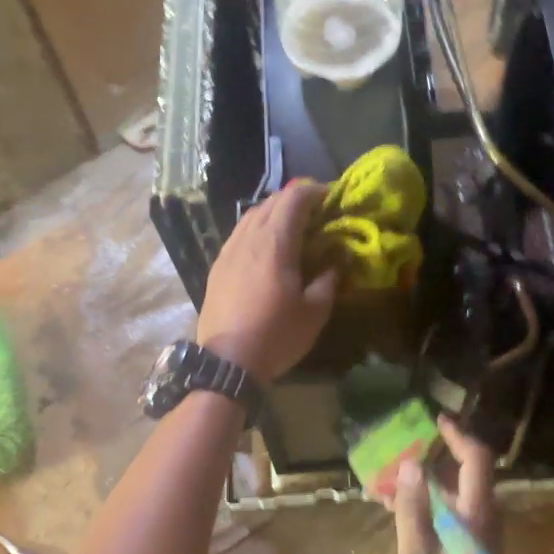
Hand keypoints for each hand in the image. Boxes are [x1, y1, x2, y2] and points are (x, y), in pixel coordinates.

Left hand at [196, 181, 336, 381]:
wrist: (228, 362)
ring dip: (274, 214)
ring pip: (251, 216)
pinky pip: (239, 235)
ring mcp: (228, 251)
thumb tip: (336, 261)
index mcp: (275, 241)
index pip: (294, 197)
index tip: (332, 198)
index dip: (315, 191)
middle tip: (317, 215)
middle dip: (296, 200)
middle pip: (271, 202)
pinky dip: (257, 231)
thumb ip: (329, 279)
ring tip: (292, 231)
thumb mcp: (315, 311)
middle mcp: (248, 237)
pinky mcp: (217, 267)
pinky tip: (266, 251)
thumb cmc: (277, 335)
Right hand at [386, 417, 505, 553]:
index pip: (476, 458)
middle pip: (468, 469)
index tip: (436, 421)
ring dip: (430, 479)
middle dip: (436, 455)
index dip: (458, 435)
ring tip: (392, 481)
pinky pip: (456, 506)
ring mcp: (483, 527)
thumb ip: (413, 507)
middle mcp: (485, 512)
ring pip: (459, 489)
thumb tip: (412, 464)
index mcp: (476, 511)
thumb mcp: (417, 553)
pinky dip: (432, 498)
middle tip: (403, 450)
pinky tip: (403, 508)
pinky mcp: (476, 540)